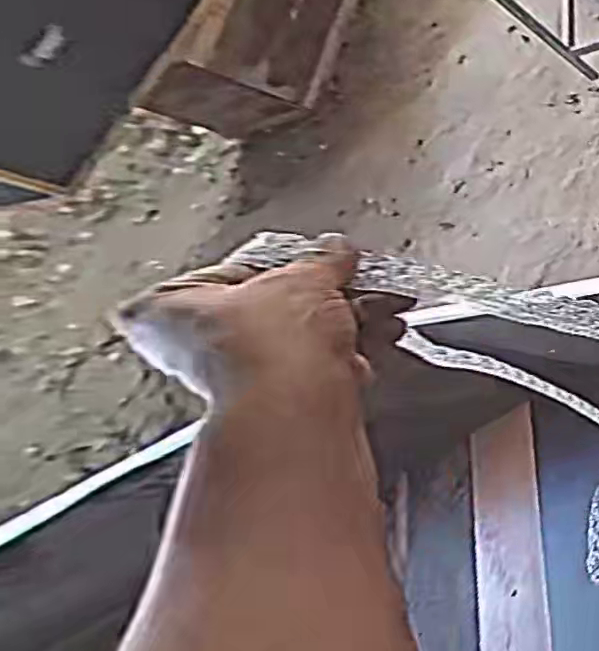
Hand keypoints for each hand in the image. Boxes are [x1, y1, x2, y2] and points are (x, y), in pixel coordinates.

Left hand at [114, 234, 410, 406]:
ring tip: (383, 304)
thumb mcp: (301, 280)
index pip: (240, 270)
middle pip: (283, 302)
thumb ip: (322, 260)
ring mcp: (246, 368)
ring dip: (354, 315)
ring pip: (311, 329)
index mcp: (163, 307)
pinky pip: (326, 354)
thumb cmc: (269, 346)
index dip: (293, 263)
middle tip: (361, 281)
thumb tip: (334, 249)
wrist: (302, 400)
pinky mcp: (289, 386)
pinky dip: (357, 341)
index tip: (328, 260)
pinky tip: (382, 329)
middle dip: (334, 293)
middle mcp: (196, 341)